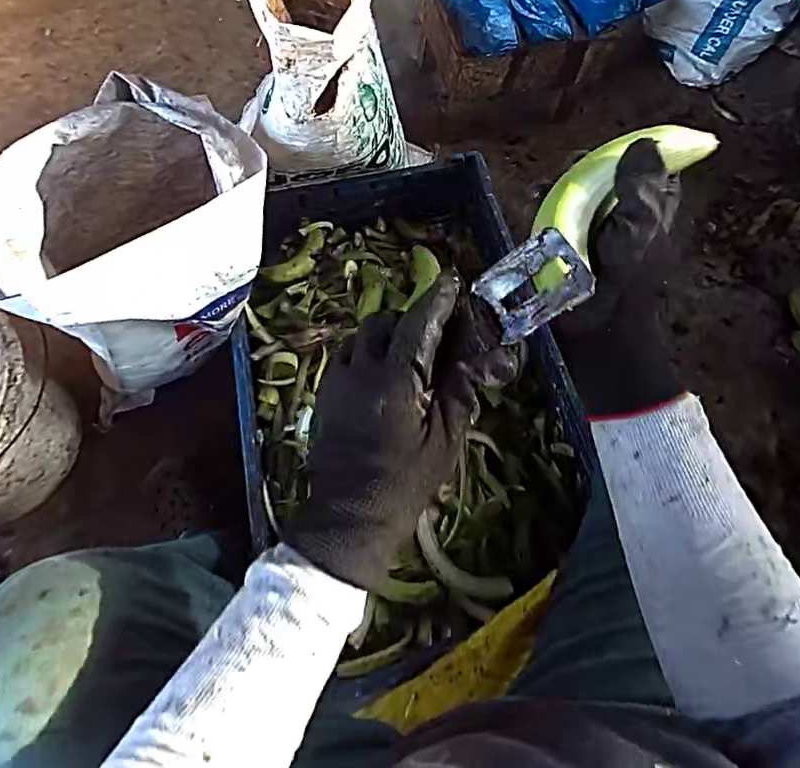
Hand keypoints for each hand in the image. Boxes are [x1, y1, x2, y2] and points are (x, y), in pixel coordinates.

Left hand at [286, 270, 517, 590]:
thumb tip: (476, 359)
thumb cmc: (404, 483)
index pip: (417, 325)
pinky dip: (365, 354)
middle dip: (408, 319)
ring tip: (406, 357)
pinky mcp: (323, 396)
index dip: (437, 300)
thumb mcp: (444, 442)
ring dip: (384, 336)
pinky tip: (381, 378)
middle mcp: (359, 372)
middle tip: (432, 334)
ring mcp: (335, 383)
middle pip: (382, 322)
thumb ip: (459, 393)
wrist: (348, 519)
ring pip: (359, 338)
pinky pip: (345, 358)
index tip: (452, 281)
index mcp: (394, 382)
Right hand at [555, 138, 685, 418]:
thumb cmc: (623, 279)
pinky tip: (535, 203)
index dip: (631, 155)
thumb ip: (642, 186)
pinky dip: (547, 205)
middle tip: (573, 169)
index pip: (650, 168)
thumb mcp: (639, 227)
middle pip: (610, 176)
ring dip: (564, 186)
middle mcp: (628, 217)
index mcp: (653, 210)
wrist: (594, 330)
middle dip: (589, 169)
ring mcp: (599, 231)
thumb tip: (646, 144)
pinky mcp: (573, 243)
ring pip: (582, 192)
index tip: (610, 154)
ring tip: (547, 188)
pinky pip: (560, 213)